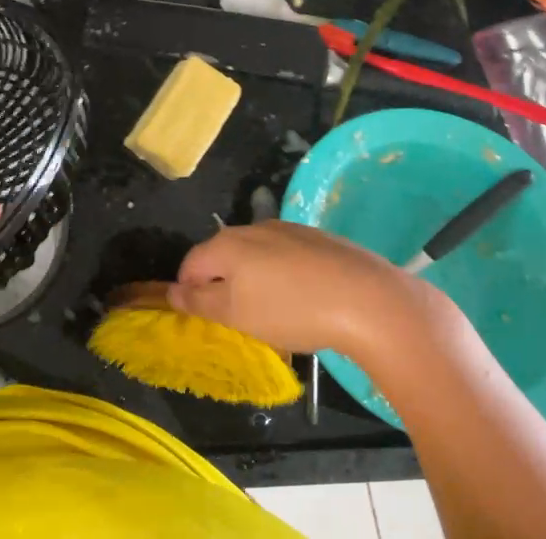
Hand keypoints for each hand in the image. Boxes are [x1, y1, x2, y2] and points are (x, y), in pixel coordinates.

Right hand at [108, 221, 448, 359]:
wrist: (374, 304)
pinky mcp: (324, 241)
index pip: (191, 264)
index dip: (188, 290)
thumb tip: (170, 291)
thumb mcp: (236, 315)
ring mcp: (292, 231)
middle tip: (240, 317)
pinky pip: (292, 258)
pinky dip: (289, 277)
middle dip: (223, 283)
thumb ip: (198, 302)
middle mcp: (254, 229)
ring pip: (259, 255)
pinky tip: (309, 300)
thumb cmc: (293, 310)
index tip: (203, 316)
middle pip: (224, 256)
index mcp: (226, 244)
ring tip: (277, 311)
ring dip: (257, 279)